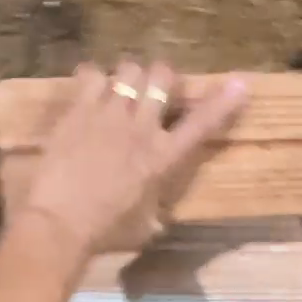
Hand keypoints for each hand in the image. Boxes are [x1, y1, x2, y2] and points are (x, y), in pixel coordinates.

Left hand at [12, 60, 248, 256]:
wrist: (61, 223)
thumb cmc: (105, 231)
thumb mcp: (143, 223)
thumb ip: (155, 208)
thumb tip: (158, 218)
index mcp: (163, 159)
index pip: (201, 125)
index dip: (223, 103)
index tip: (239, 85)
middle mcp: (142, 128)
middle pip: (163, 77)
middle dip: (162, 78)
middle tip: (152, 91)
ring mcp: (109, 115)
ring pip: (129, 69)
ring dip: (128, 76)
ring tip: (118, 90)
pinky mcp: (78, 110)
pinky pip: (91, 74)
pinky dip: (93, 78)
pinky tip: (89, 93)